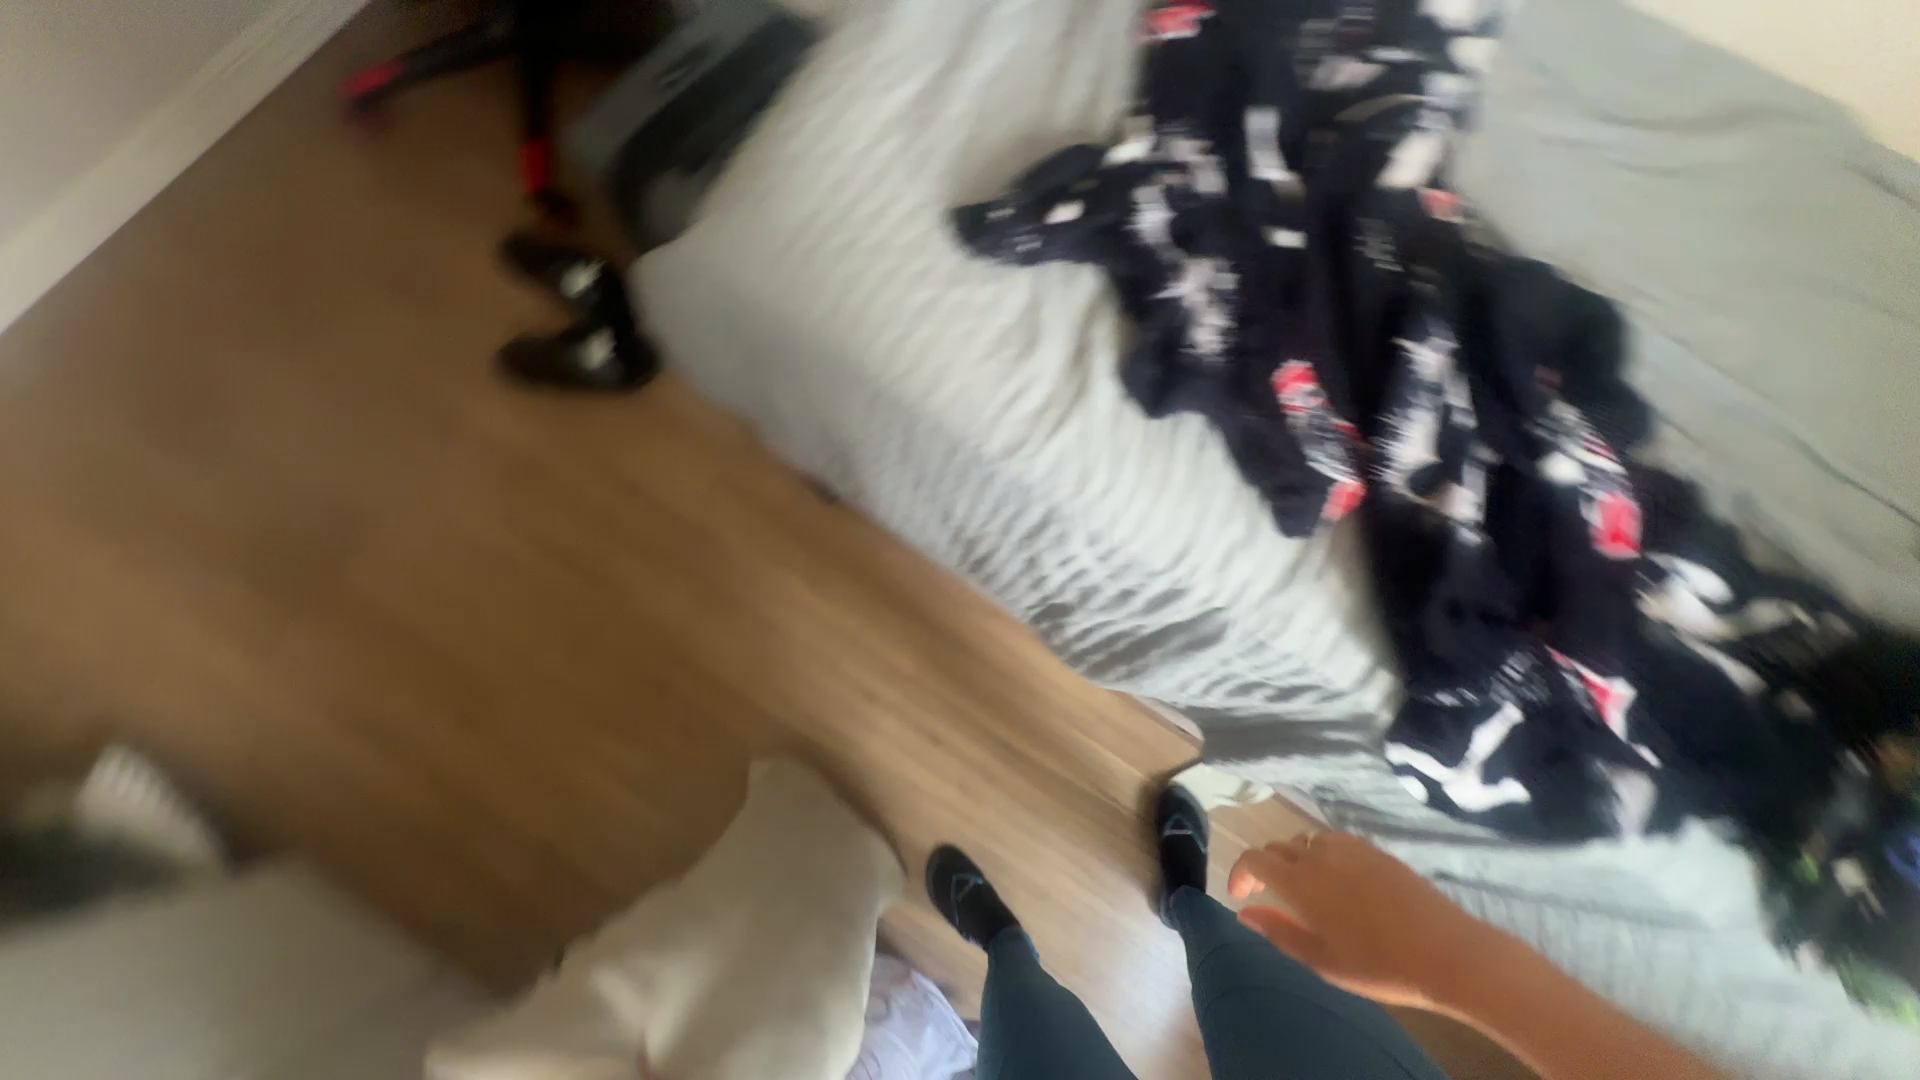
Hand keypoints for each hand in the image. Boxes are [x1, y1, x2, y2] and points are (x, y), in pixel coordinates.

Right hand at [1229, 832, 1493, 1011]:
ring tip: (1306, 889)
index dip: (1240, 873)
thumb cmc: (1380, 966)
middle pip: (1277, 847)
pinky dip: (1323, 855)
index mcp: (1300, 882)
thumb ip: (1279, 933)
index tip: (1241, 896)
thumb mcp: (1323, 961)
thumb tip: (1245, 912)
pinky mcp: (1375, 850)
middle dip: (1265, 867)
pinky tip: (1339, 882)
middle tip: (1269, 896)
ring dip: (1295, 859)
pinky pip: (1334, 842)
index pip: (1254, 859)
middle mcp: (1319, 855)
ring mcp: (1350, 848)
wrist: (1450, 954)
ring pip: (1306, 841)